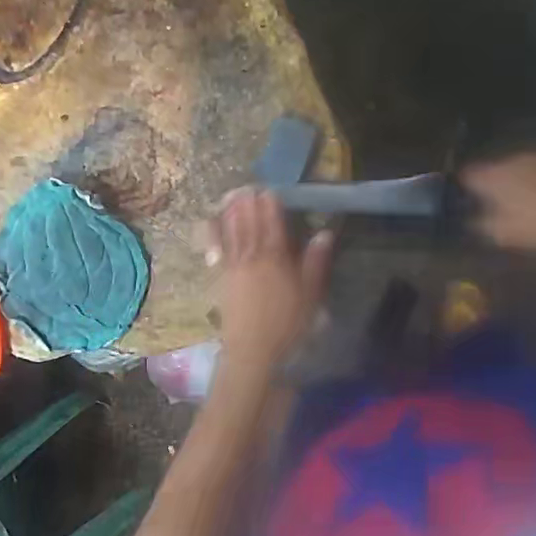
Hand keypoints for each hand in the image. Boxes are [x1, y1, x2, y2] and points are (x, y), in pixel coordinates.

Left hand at [205, 188, 332, 376]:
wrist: (253, 348)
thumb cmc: (287, 324)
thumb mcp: (310, 295)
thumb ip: (315, 262)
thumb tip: (324, 233)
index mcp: (277, 259)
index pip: (274, 226)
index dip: (271, 208)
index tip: (268, 191)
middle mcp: (253, 257)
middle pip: (250, 225)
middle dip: (249, 206)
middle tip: (247, 187)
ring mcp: (234, 266)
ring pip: (233, 233)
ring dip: (232, 213)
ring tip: (231, 197)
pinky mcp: (222, 278)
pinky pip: (217, 249)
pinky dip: (215, 234)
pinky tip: (210, 223)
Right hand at [462, 154, 535, 257]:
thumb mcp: (503, 234)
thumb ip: (481, 223)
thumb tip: (473, 219)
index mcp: (494, 177)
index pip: (470, 174)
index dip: (471, 185)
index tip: (476, 197)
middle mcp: (515, 160)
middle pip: (498, 168)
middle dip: (501, 182)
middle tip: (509, 203)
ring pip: (525, 165)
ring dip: (526, 178)